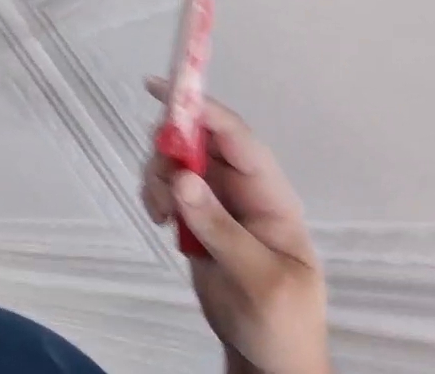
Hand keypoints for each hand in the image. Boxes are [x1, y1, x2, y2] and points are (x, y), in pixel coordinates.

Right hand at [142, 77, 329, 373]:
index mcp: (272, 197)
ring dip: (158, 177)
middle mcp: (243, 190)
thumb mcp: (260, 281)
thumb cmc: (280, 322)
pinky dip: (154, 193)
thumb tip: (182, 178)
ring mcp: (218, 202)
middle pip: (198, 141)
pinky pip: (167, 185)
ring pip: (177, 161)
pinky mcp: (196, 217)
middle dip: (170, 151)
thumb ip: (222, 229)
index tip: (163, 88)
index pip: (238, 139)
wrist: (267, 361)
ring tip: (161, 215)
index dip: (203, 108)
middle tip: (159, 186)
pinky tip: (159, 221)